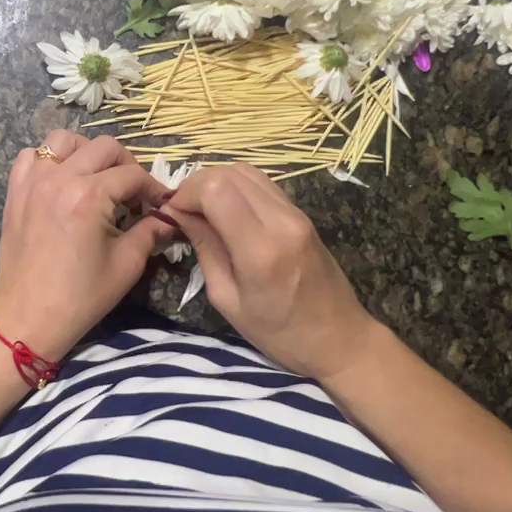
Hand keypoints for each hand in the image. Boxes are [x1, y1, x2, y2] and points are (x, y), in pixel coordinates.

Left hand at [0, 131, 176, 360]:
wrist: (28, 318)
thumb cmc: (81, 297)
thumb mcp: (126, 265)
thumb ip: (150, 232)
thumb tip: (170, 217)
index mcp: (89, 196)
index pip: (132, 175)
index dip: (152, 188)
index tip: (160, 204)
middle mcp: (59, 178)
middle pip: (104, 147)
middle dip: (126, 166)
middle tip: (132, 194)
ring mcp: (32, 181)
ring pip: (64, 140)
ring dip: (87, 153)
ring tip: (97, 180)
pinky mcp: (15, 191)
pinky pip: (31, 156)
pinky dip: (49, 160)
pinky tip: (62, 182)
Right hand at [164, 164, 383, 379]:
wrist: (339, 339)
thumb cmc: (279, 333)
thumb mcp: (228, 300)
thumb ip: (204, 249)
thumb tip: (178, 214)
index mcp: (260, 249)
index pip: (216, 190)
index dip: (187, 194)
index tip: (172, 214)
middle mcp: (281, 221)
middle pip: (229, 173)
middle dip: (197, 185)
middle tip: (182, 211)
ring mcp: (295, 213)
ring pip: (246, 171)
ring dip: (216, 182)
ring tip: (202, 209)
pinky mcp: (301, 213)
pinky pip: (262, 184)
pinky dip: (236, 187)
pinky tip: (226, 210)